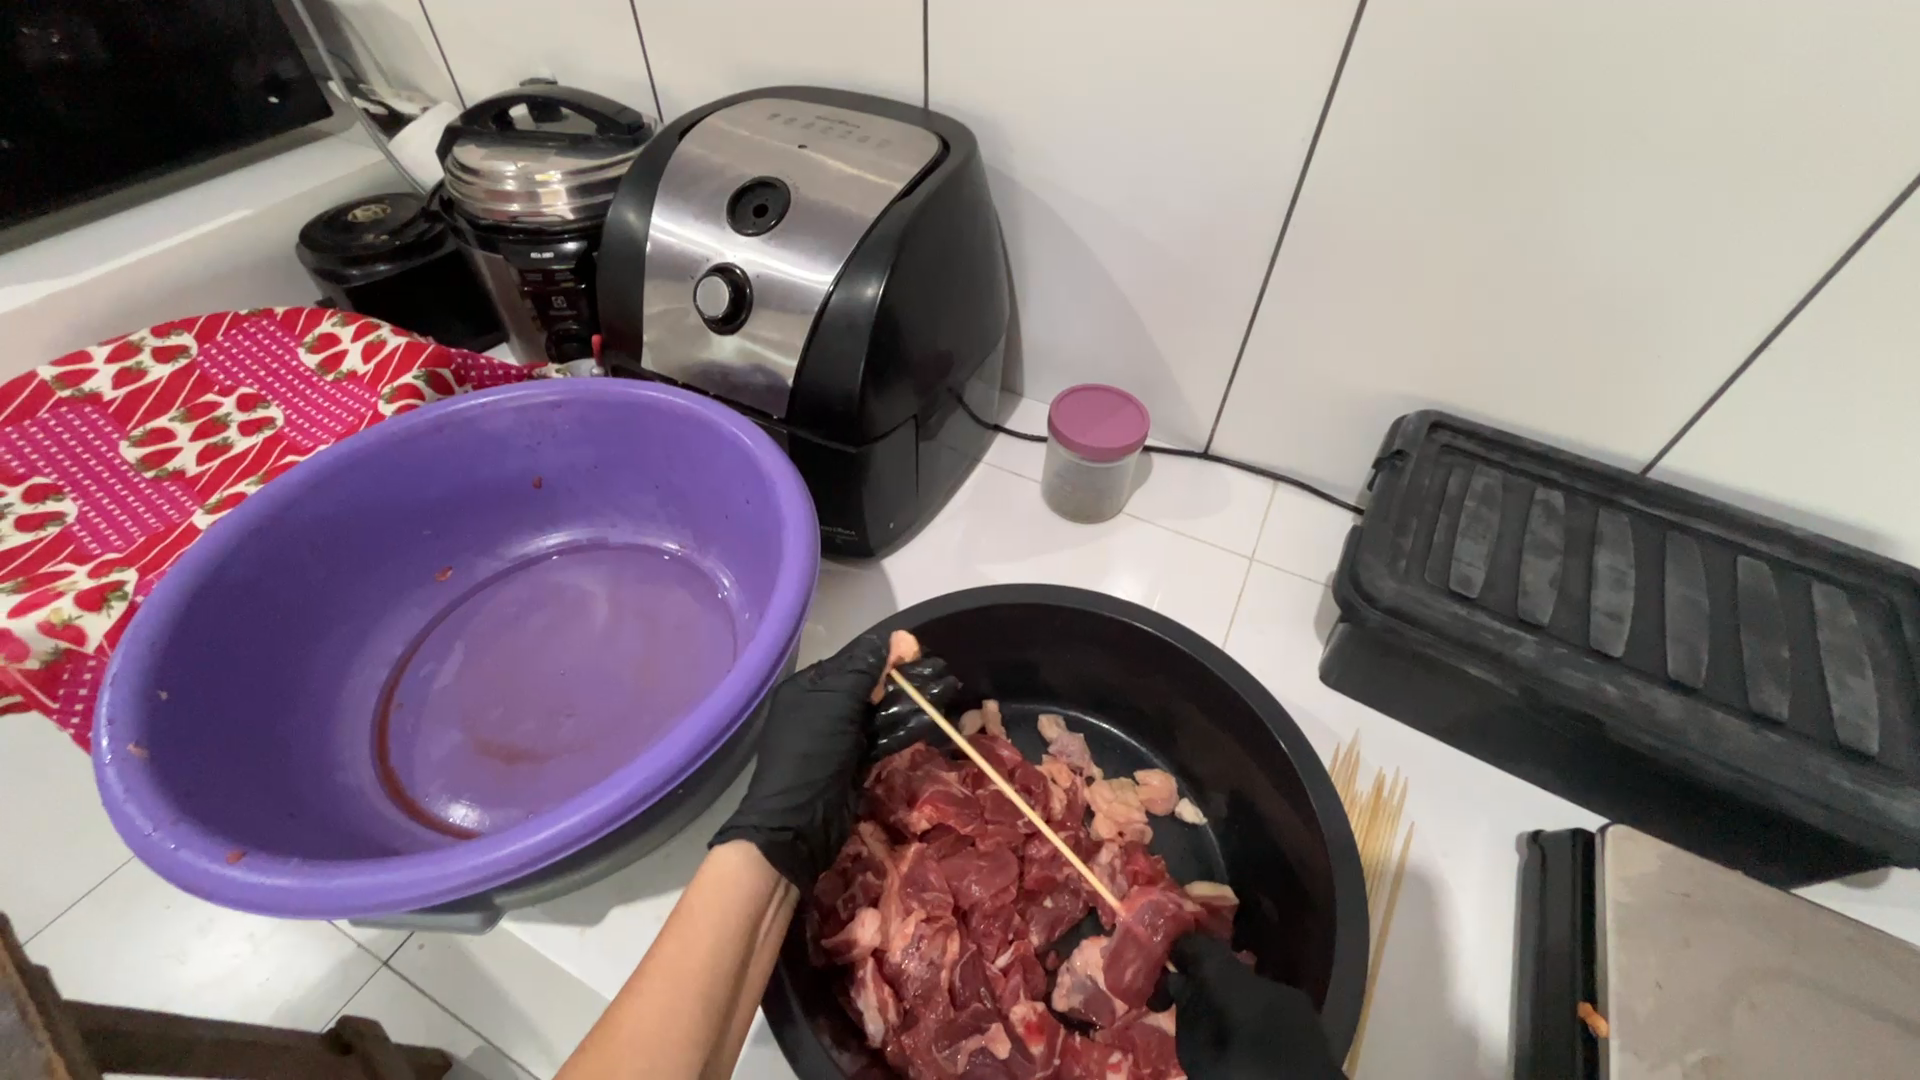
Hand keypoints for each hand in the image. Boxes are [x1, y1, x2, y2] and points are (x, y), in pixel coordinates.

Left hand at [710, 632, 957, 887]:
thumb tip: (899, 638)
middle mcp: (822, 707)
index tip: (916, 651)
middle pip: (869, 685)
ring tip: (942, 691)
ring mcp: (839, 736)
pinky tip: (929, 719)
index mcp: (810, 687)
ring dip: (908, 702)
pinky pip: (882, 737)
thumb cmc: (811, 754)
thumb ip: (867, 671)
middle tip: (936, 672)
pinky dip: (903, 729)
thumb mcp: (836, 704)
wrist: (796, 824)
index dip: (885, 655)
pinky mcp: (854, 761)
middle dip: (901, 677)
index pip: (854, 660)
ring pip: (879, 712)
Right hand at [1167, 934, 1345, 1079]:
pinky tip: (1244, 1047)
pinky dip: (1250, 1020)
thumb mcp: (1202, 1061)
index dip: (1178, 952)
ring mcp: (1295, 1005)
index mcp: (1240, 987)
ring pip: (1248, 990)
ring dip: (1227, 1004)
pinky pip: (1268, 1010)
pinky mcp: (1311, 1028)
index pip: (1202, 945)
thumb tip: (1179, 981)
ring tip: (1214, 1036)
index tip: (1161, 975)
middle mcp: (1270, 985)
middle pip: (1225, 969)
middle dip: (1202, 984)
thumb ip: (1187, 1015)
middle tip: (1181, 1011)